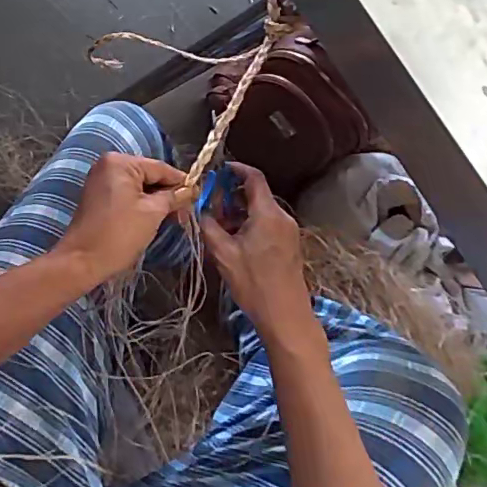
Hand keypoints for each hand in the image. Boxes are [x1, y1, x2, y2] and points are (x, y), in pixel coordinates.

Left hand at [55, 153, 188, 282]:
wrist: (83, 258)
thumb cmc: (119, 233)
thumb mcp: (152, 213)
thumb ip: (173, 197)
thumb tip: (191, 189)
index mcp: (120, 162)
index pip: (160, 167)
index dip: (182, 182)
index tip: (200, 196)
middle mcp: (108, 163)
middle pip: (149, 174)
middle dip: (168, 192)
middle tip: (189, 211)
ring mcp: (101, 178)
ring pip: (139, 185)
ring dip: (157, 199)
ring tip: (176, 216)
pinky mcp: (99, 194)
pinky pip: (127, 192)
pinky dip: (142, 202)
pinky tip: (156, 216)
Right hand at [199, 162, 317, 344]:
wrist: (286, 317)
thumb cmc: (253, 282)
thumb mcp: (222, 252)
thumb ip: (207, 223)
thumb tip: (197, 206)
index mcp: (268, 214)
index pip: (254, 178)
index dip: (235, 169)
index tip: (217, 170)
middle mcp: (282, 218)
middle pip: (255, 193)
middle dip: (230, 194)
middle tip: (208, 203)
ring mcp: (287, 232)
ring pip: (259, 209)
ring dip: (237, 211)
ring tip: (216, 224)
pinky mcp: (288, 244)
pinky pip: (266, 222)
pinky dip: (247, 222)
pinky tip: (231, 238)